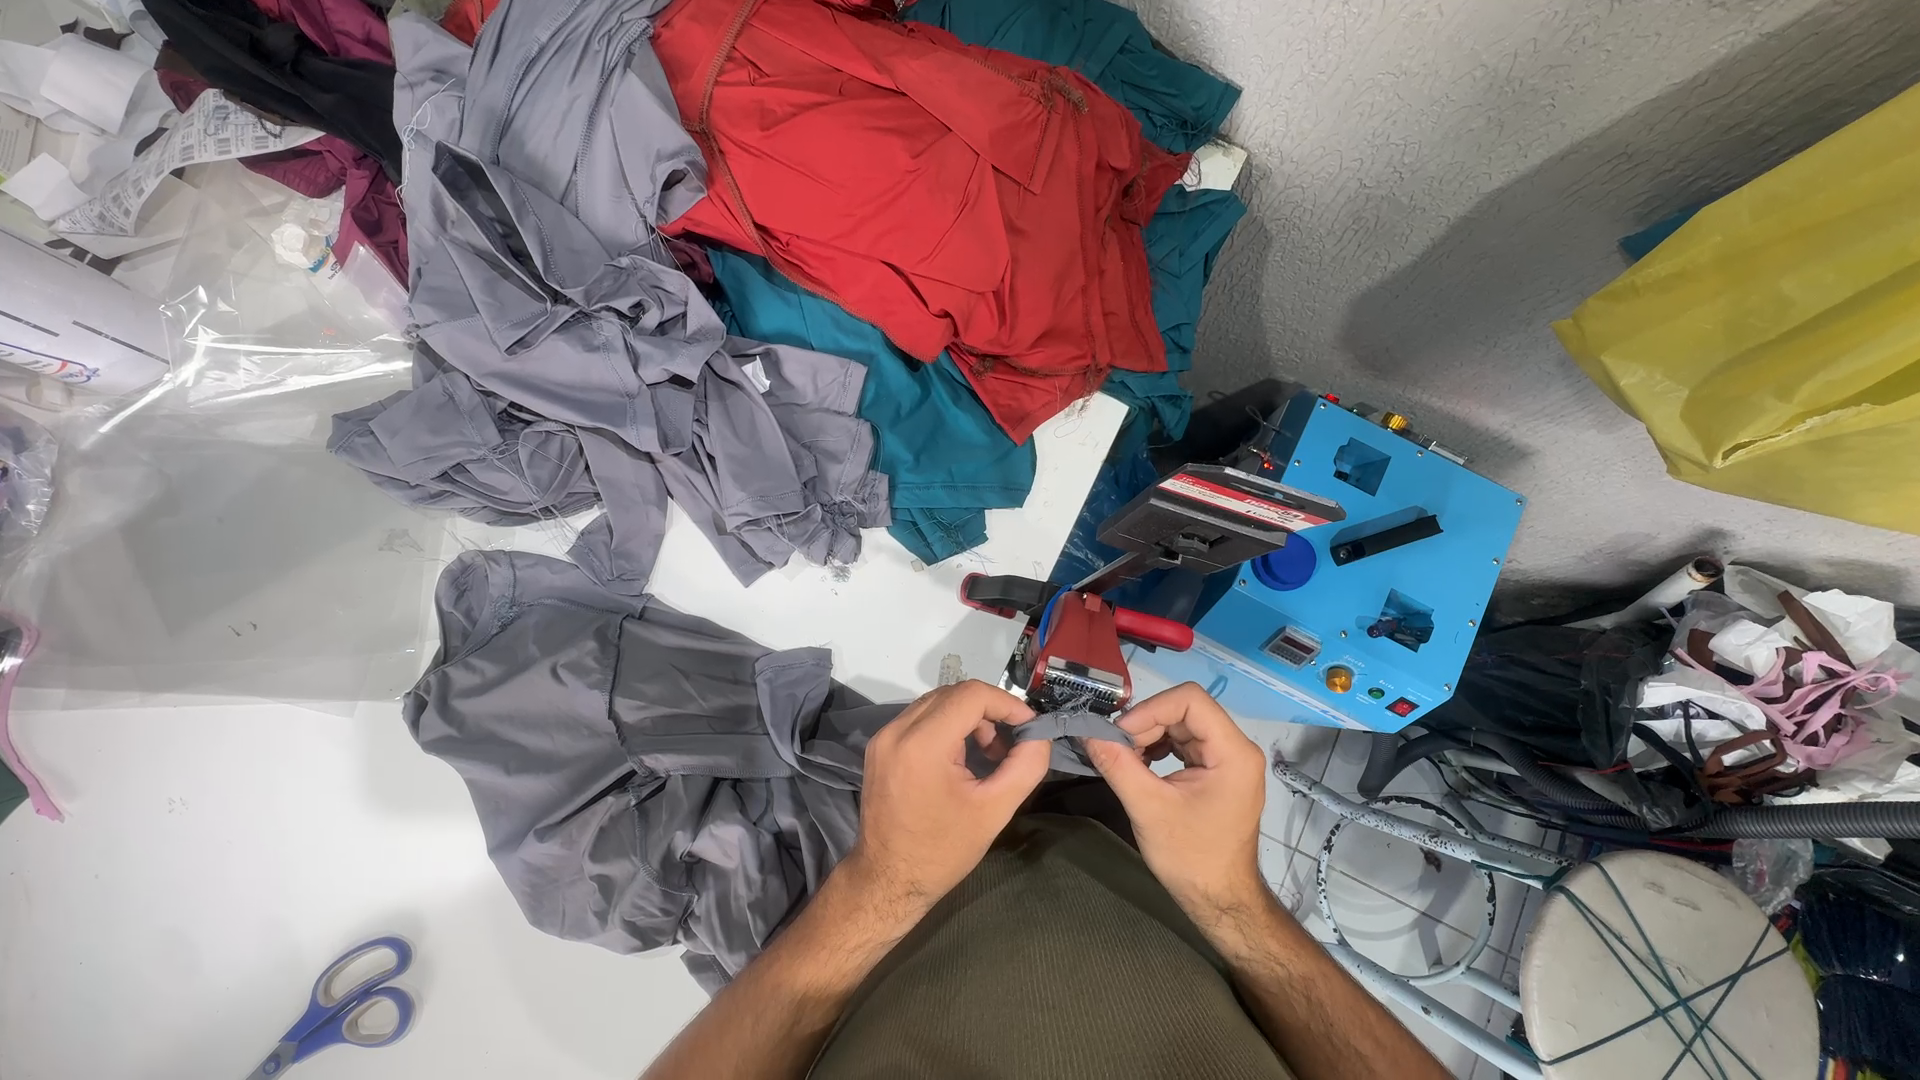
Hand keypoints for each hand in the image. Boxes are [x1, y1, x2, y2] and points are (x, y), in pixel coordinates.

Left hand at [841, 680, 1051, 913]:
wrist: (888, 881)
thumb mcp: (994, 811)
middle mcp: (897, 730)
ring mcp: (884, 737)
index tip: (1029, 727)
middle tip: (1010, 745)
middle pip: (954, 693)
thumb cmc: (942, 851)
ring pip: (937, 702)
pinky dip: (948, 725)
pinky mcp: (880, 746)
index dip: (1006, 704)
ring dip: (969, 717)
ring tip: (988, 754)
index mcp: (922, 744)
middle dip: (990, 711)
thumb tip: (1040, 736)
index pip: (971, 695)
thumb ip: (1025, 766)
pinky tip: (962, 757)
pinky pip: (921, 717)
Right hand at [1083, 683, 1268, 913]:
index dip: (1151, 708)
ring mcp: (1228, 759)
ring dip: (1148, 736)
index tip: (1121, 734)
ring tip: (1123, 758)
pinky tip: (1138, 765)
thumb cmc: (1191, 857)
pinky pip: (1183, 743)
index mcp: (1233, 752)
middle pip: (1185, 711)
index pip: (1191, 700)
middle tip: (1114, 748)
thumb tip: (1086, 732)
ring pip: (1181, 725)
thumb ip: (1117, 765)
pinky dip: (1157, 748)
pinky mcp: (1217, 771)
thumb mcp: (1148, 808)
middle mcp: (1236, 748)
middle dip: (1146, 724)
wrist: (1219, 900)